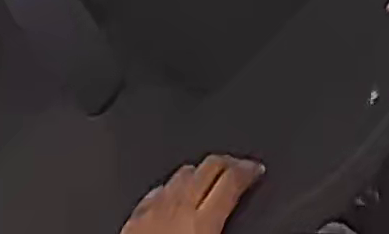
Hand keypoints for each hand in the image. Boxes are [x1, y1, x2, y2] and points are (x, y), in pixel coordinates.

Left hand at [120, 155, 264, 233]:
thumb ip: (225, 231)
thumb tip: (240, 223)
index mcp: (201, 224)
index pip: (232, 180)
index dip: (248, 169)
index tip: (256, 169)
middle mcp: (178, 208)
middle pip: (210, 165)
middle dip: (228, 162)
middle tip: (238, 167)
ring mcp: (152, 210)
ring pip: (182, 172)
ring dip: (200, 171)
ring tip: (209, 178)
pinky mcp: (131, 220)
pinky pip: (156, 191)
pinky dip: (170, 187)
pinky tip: (173, 195)